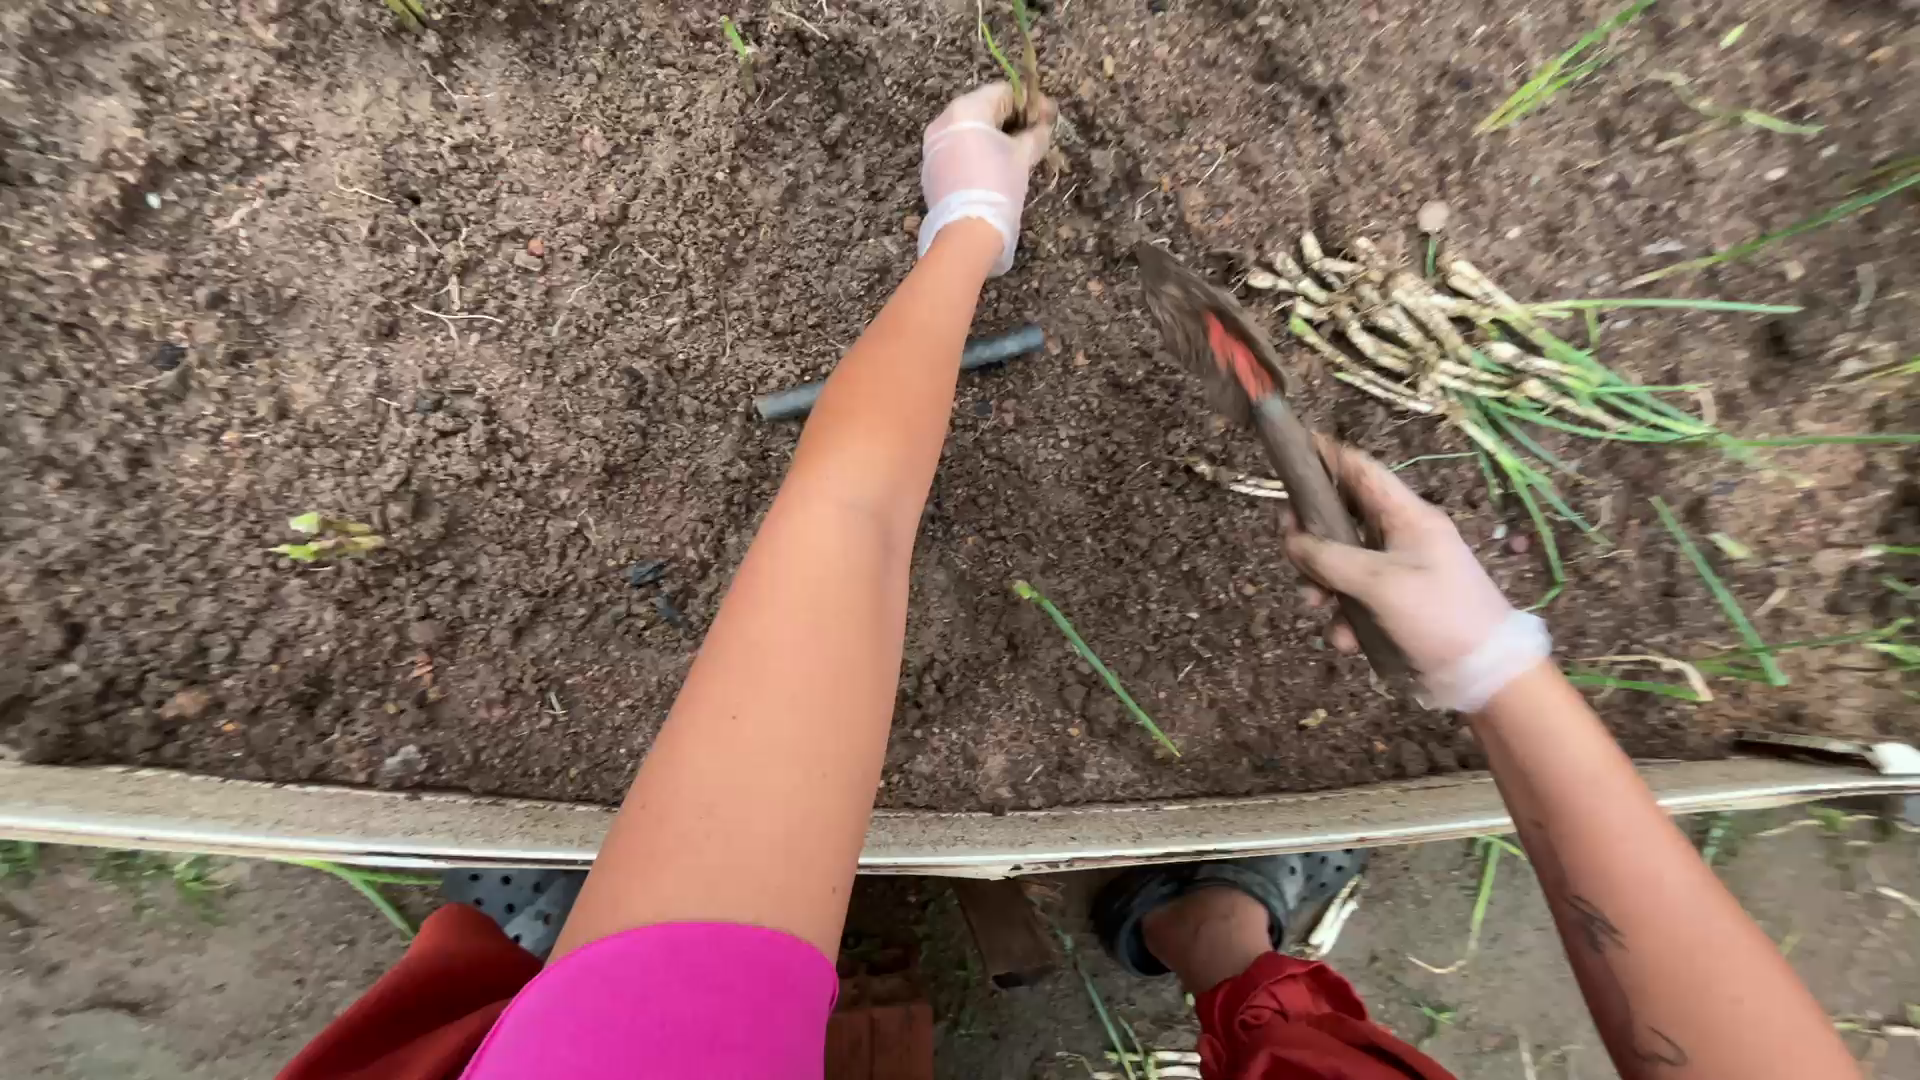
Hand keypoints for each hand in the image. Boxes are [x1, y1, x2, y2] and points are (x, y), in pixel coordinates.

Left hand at [919, 82, 1055, 275]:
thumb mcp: (1022, 157)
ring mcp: (933, 148)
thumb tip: (1043, 127)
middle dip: (1011, 122)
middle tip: (1035, 135)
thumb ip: (1035, 135)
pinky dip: (977, 155)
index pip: (1003, 92)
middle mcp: (944, 122)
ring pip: (970, 133)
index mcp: (966, 109)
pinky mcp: (931, 172)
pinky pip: (958, 153)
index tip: (1050, 117)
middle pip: (984, 111)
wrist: (967, 233)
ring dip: (994, 139)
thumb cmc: (998, 187)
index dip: (1030, 103)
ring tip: (1017, 155)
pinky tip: (994, 171)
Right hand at [1282, 437, 1549, 711]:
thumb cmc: (1438, 613)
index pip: (1361, 471)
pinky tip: (1345, 638)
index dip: (1328, 457)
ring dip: (1320, 584)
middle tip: (1288, 546)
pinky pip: (1351, 599)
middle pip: (1340, 519)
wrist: (1485, 673)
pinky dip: (1342, 618)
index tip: (1295, 450)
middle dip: (1310, 536)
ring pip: (1338, 563)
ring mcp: (1395, 571)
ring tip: (1314, 605)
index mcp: (1406, 517)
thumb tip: (1291, 540)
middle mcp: (1399, 537)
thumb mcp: (1378, 582)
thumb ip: (1328, 557)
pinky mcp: (1391, 604)